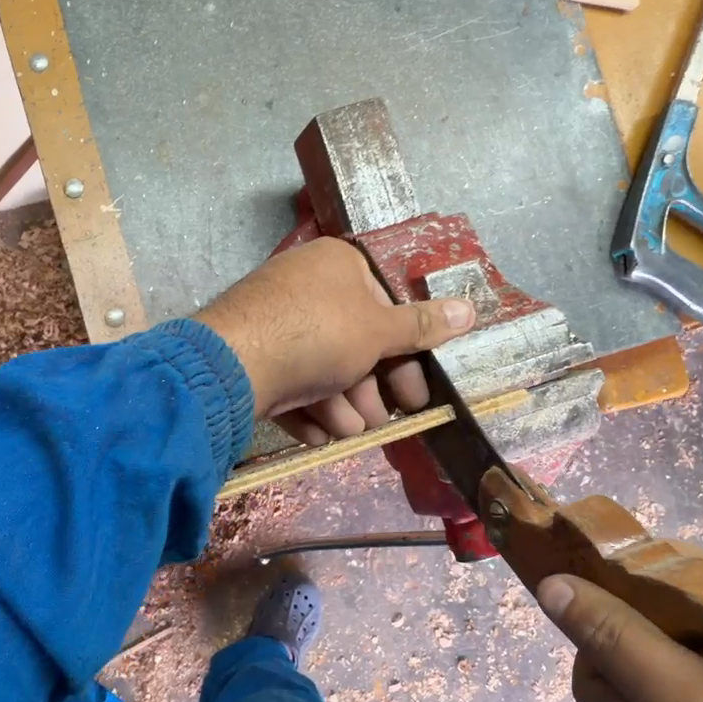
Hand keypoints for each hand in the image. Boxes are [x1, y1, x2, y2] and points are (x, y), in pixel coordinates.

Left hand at [194, 236, 473, 443]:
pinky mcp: (251, 359)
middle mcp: (303, 289)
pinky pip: (288, 384)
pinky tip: (318, 436)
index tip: (416, 393)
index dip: (404, 352)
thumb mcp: (378, 330)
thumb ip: (420, 326)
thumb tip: (468, 310)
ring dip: (340, 406)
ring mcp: (272, 324)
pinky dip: (306, 411)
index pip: (382, 306)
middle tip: (382, 423)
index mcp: (336, 266)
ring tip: (349, 431)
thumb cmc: (318, 335)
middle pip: (351, 343)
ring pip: (319, 369)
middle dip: (370, 390)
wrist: (234, 364)